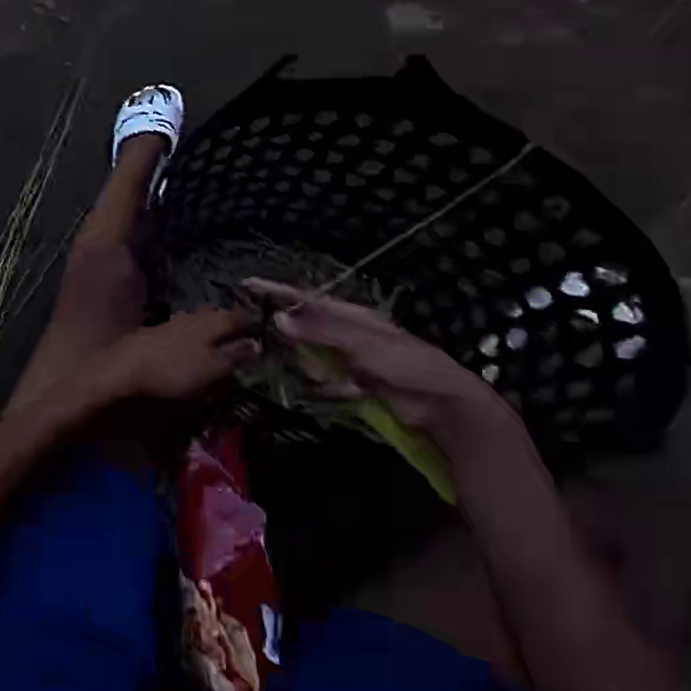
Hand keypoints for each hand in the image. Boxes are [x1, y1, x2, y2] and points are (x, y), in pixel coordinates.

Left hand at [106, 306, 262, 400]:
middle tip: (242, 330)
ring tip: (218, 340)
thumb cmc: (170, 372)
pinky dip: (189, 339)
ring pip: (193, 323)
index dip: (248, 321)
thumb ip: (233, 355)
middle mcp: (188, 319)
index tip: (262, 326)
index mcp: (207, 323)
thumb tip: (255, 343)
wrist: (118, 374)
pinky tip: (187, 349)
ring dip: (207, 329)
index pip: (234, 317)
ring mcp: (165, 328)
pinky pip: (177, 334)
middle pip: (213, 317)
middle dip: (228, 322)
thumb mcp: (210, 368)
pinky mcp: (149, 340)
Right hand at [241, 278, 514, 439]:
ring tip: (343, 380)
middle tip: (307, 355)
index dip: (277, 291)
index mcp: (351, 314)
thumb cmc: (407, 365)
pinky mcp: (352, 381)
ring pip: (312, 358)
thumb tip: (278, 319)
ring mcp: (348, 357)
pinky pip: (325, 381)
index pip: (305, 298)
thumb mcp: (362, 344)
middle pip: (304, 329)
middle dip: (300, 343)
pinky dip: (331, 388)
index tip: (247, 284)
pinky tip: (349, 392)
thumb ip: (319, 331)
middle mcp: (346, 332)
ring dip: (320, 371)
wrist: (443, 406)